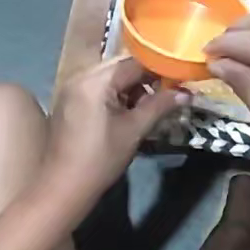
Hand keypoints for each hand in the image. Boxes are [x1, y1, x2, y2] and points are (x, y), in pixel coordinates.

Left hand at [43, 57, 183, 205]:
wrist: (63, 187)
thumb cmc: (101, 159)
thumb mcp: (134, 130)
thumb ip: (160, 106)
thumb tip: (186, 93)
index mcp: (95, 80)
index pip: (134, 62)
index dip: (159, 69)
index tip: (179, 80)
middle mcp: (80, 75)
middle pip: (120, 66)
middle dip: (145, 77)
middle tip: (167, 93)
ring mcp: (72, 87)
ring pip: (110, 76)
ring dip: (131, 86)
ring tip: (149, 106)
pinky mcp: (69, 99)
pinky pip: (98, 86)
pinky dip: (115, 93)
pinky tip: (128, 112)